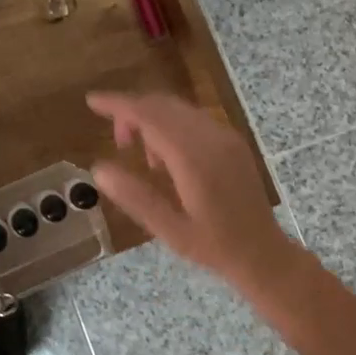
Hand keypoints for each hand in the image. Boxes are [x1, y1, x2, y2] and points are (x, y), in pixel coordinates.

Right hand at [87, 91, 299, 288]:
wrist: (264, 253)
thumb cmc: (213, 246)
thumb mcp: (168, 230)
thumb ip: (134, 196)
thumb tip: (98, 168)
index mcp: (193, 157)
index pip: (148, 115)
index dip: (118, 105)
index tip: (92, 101)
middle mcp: (211, 137)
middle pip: (162, 104)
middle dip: (132, 112)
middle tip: (119, 143)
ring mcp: (225, 136)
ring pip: (178, 109)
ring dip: (152, 119)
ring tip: (144, 158)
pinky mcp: (231, 141)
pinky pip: (193, 118)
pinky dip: (171, 125)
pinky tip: (167, 158)